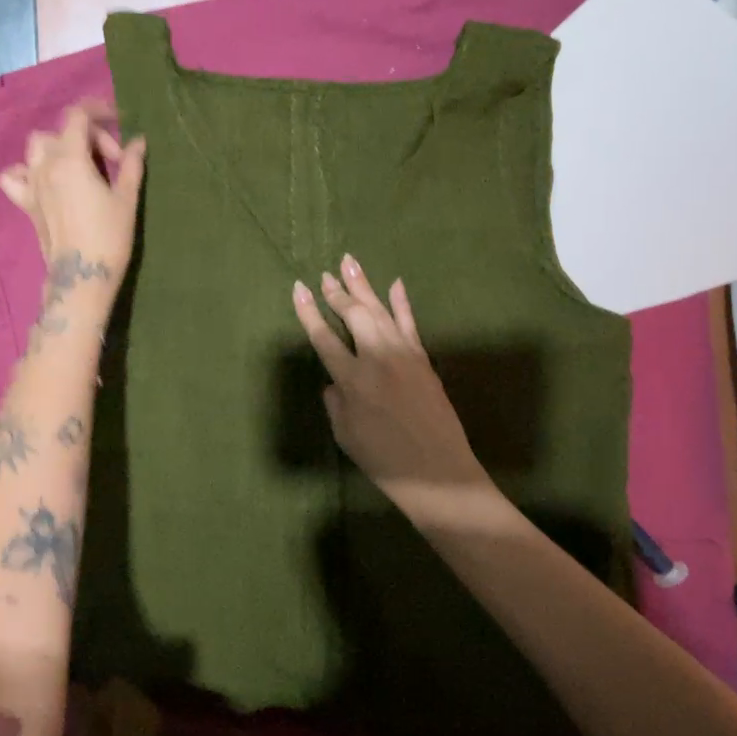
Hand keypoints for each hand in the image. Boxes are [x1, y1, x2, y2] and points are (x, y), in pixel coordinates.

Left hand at [0, 101, 146, 278]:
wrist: (82, 277)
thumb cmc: (109, 237)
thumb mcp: (126, 198)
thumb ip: (131, 164)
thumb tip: (138, 142)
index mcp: (70, 159)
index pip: (77, 116)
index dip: (97, 110)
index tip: (117, 119)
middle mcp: (44, 166)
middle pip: (60, 132)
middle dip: (86, 136)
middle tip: (110, 160)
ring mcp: (31, 184)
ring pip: (36, 148)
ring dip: (57, 147)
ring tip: (78, 165)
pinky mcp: (25, 203)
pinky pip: (14, 176)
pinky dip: (25, 170)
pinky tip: (43, 179)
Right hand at [292, 254, 493, 507]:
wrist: (438, 473)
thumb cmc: (383, 460)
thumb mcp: (344, 434)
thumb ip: (335, 401)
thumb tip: (335, 380)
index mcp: (351, 381)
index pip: (323, 337)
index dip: (308, 311)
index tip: (298, 288)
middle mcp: (376, 360)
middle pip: (353, 315)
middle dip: (336, 292)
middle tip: (324, 275)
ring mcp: (404, 356)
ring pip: (380, 311)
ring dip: (364, 286)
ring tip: (350, 262)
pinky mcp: (423, 360)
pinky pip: (410, 323)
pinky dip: (401, 303)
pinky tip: (394, 283)